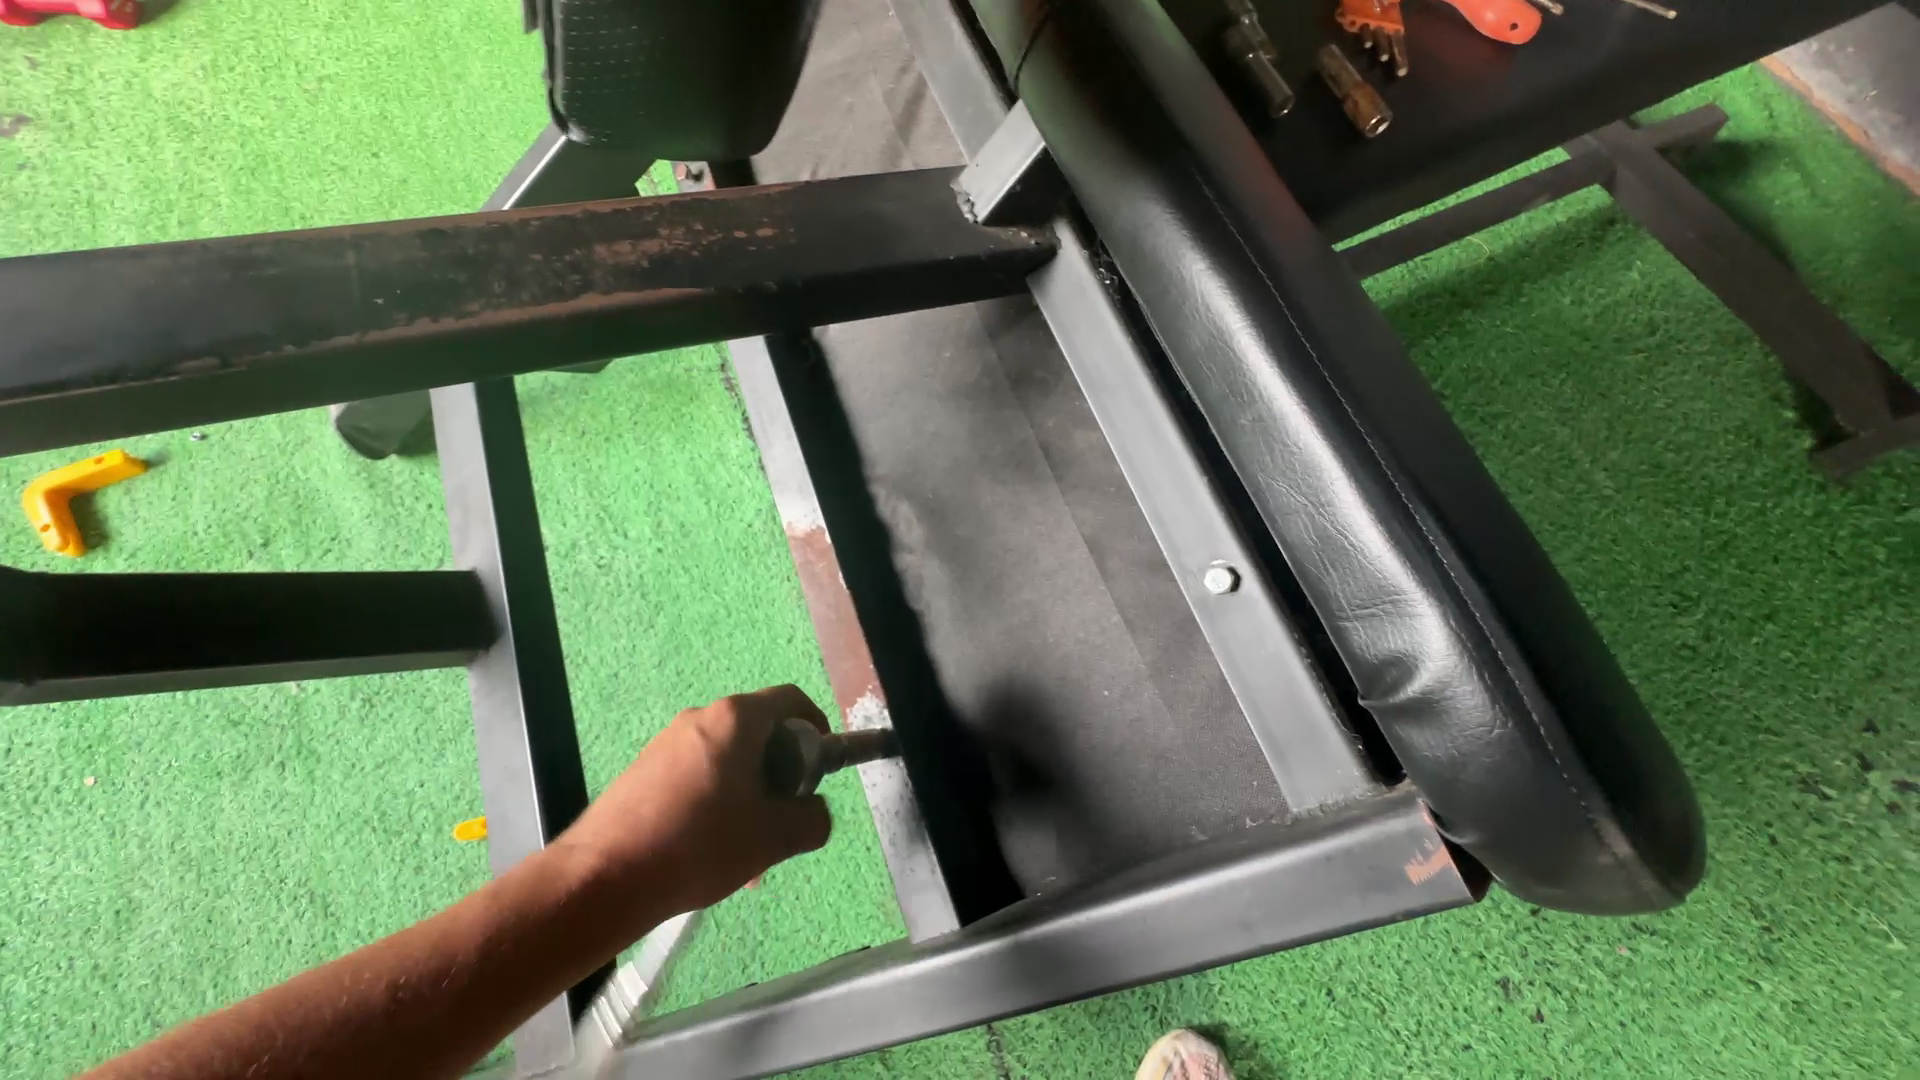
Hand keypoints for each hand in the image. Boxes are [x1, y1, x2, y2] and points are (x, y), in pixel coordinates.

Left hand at [557, 685, 834, 923]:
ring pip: (729, 760)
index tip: (820, 768)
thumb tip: (813, 812)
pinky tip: (710, 852)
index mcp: (735, 719)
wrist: (603, 878)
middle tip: (784, 820)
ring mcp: (667, 742)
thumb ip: (814, 818)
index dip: (817, 728)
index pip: (792, 700)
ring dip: (750, 796)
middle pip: (760, 733)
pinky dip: (718, 802)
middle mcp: (701, 718)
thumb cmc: (700, 844)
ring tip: (747, 852)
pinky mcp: (644, 770)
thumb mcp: (776, 837)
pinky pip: (699, 775)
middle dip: (781, 775)